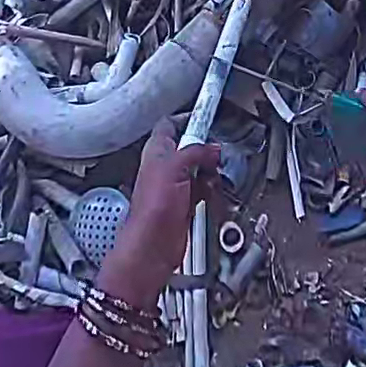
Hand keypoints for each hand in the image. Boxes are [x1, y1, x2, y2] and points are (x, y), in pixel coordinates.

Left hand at [97, 119, 218, 308]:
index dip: (188, 118)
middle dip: (205, 150)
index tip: (206, 116)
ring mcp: (175, 184)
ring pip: (200, 168)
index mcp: (156, 151)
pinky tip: (209, 194)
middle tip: (213, 156)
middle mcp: (165, 165)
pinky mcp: (185, 202)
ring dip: (210, 172)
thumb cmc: (152, 210)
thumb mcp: (176, 168)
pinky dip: (210, 190)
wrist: (152, 249)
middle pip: (191, 146)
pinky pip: (204, 189)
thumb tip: (211, 148)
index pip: (171, 124)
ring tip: (211, 178)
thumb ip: (195, 153)